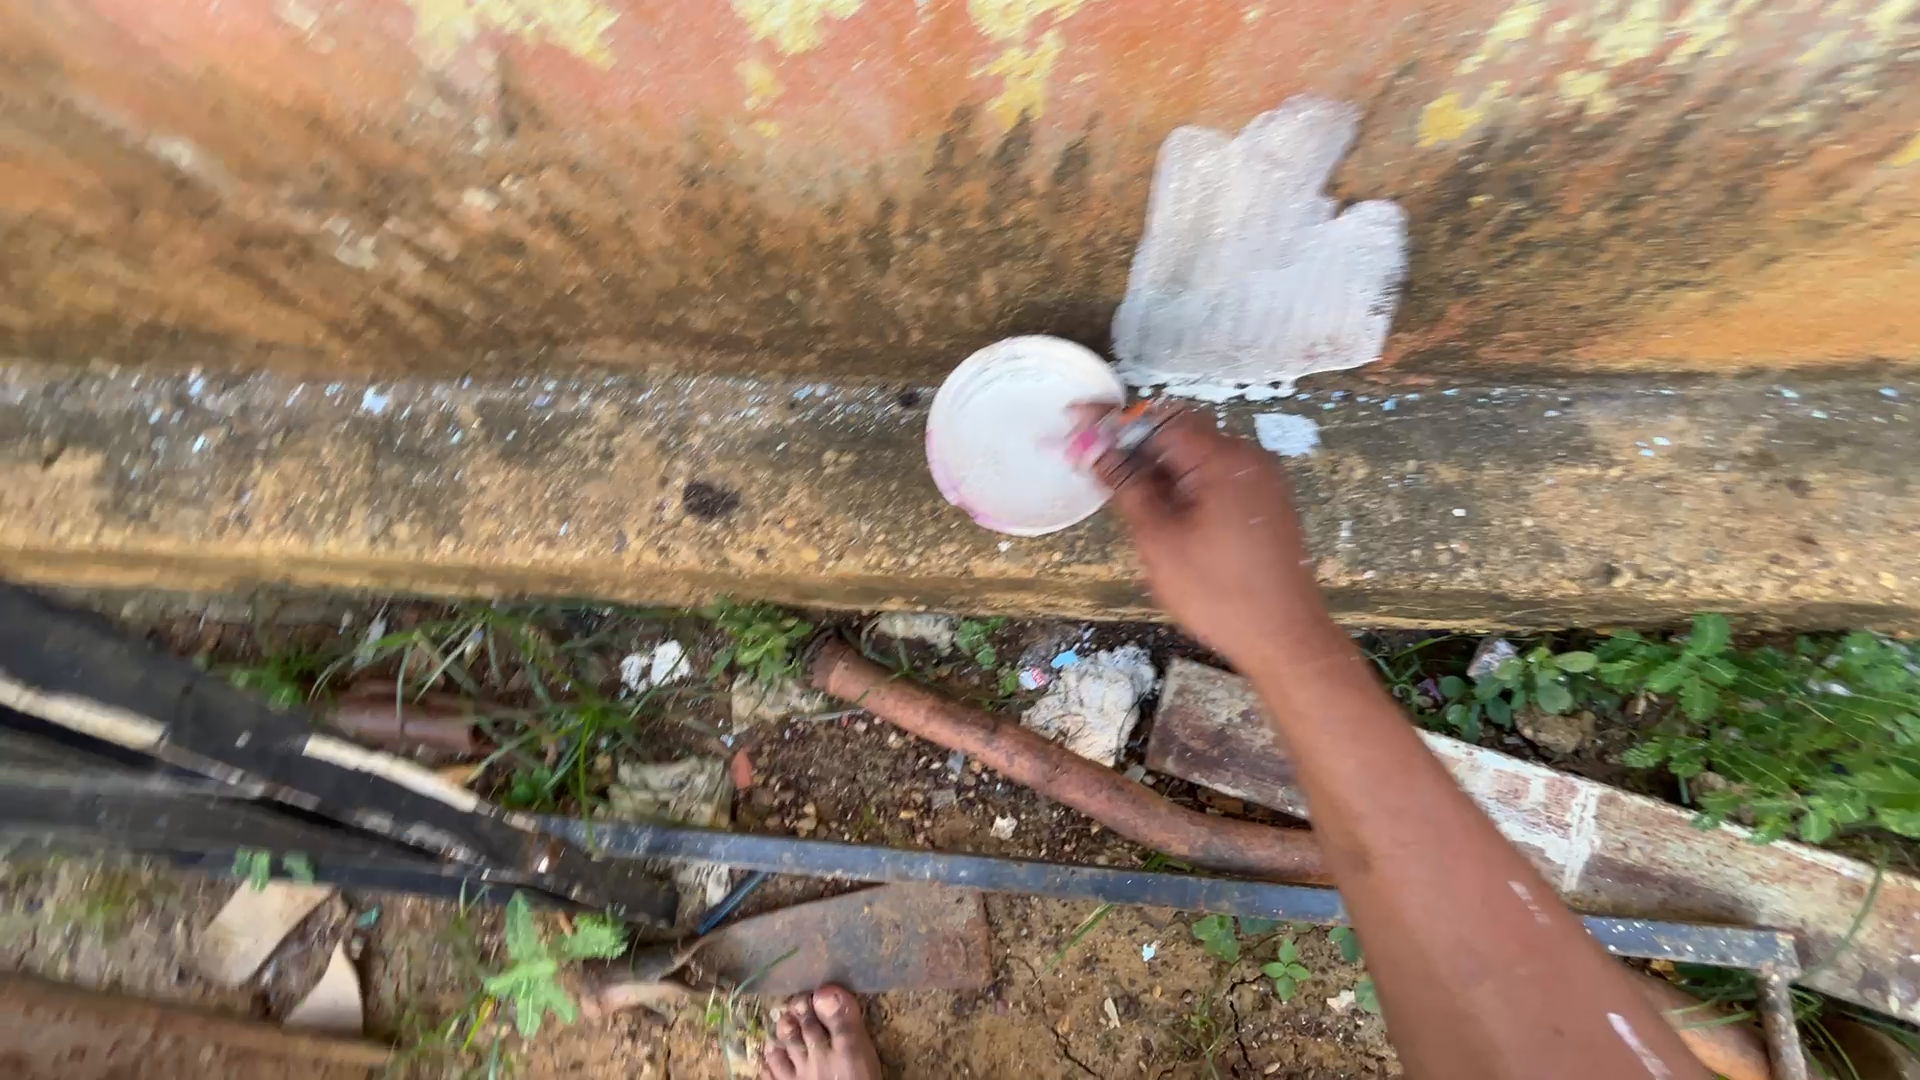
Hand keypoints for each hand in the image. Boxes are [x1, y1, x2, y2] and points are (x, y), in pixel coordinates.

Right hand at [1077, 404, 1332, 669]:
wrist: (1283, 636)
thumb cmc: (1215, 591)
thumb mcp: (1158, 539)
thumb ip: (1127, 486)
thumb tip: (1097, 450)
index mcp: (1221, 458)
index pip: (1158, 420)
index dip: (1115, 424)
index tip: (1079, 427)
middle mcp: (1247, 456)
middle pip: (1180, 431)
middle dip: (1136, 445)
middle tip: (1101, 468)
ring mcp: (1263, 477)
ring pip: (1199, 454)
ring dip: (1160, 466)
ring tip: (1131, 497)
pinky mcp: (1267, 500)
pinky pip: (1218, 474)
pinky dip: (1187, 482)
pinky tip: (1166, 511)